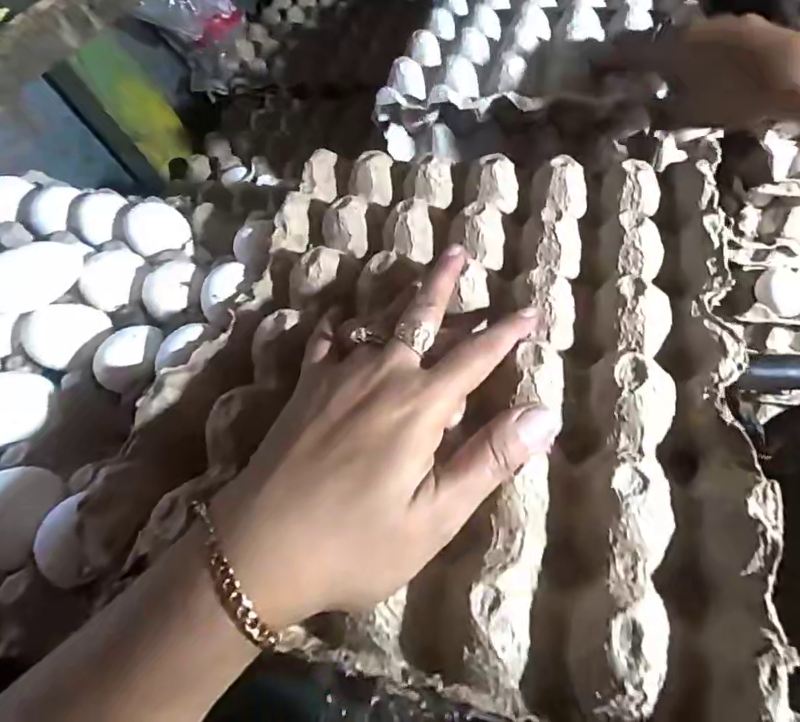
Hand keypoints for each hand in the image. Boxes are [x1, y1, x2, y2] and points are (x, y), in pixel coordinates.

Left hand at [204, 247, 556, 625]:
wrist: (255, 550)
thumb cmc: (355, 542)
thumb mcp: (434, 516)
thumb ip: (488, 459)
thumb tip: (544, 415)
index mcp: (421, 405)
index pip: (476, 356)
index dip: (506, 332)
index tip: (530, 310)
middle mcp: (384, 374)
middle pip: (422, 316)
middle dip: (444, 281)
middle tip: (460, 250)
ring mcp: (340, 374)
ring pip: (381, 320)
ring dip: (405, 296)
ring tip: (417, 273)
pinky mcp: (308, 385)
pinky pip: (330, 338)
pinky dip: (342, 323)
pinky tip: (342, 316)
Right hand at [604, 15, 799, 134]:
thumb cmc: (741, 96)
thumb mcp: (695, 114)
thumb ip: (664, 114)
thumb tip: (643, 113)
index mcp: (672, 49)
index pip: (631, 53)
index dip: (611, 61)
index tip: (596, 65)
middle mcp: (692, 29)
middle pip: (660, 42)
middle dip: (646, 56)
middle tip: (636, 70)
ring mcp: (723, 23)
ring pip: (689, 38)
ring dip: (678, 53)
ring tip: (676, 70)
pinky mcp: (750, 25)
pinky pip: (715, 39)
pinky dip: (705, 52)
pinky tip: (715, 65)